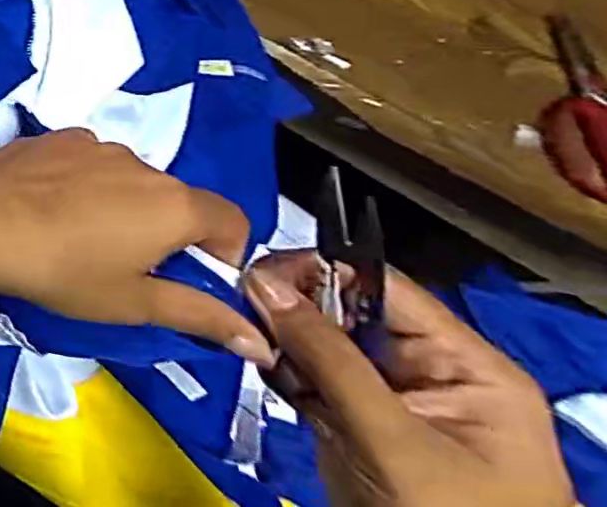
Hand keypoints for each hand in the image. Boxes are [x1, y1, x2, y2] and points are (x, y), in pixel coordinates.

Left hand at [0, 127, 272, 363]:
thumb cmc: (60, 269)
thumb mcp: (133, 302)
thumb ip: (201, 315)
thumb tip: (260, 339)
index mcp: (172, 201)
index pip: (230, 220)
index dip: (221, 252)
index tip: (187, 276)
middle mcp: (135, 161)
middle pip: (171, 196)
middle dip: (163, 228)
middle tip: (123, 262)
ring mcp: (86, 142)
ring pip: (122, 175)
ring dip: (117, 200)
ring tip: (75, 233)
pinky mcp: (45, 137)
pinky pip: (79, 160)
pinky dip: (76, 179)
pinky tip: (44, 205)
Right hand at [243, 255, 573, 506]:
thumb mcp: (392, 441)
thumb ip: (328, 356)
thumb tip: (260, 280)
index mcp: (463, 365)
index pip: (380, 285)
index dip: (316, 271)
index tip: (253, 277)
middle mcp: (423, 366)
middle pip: (339, 306)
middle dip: (289, 311)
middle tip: (249, 322)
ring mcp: (384, 390)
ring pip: (311, 333)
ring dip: (277, 340)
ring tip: (265, 362)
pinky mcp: (348, 409)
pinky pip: (302, 364)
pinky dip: (277, 367)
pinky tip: (273, 381)